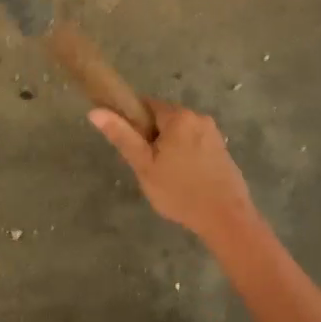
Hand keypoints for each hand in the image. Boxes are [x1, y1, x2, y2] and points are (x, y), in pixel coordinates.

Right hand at [90, 98, 254, 239]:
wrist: (225, 217)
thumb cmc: (180, 191)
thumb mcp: (144, 165)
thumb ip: (122, 136)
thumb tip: (95, 111)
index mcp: (179, 117)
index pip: (146, 104)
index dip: (133, 122)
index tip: (131, 145)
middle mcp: (199, 117)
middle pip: (164, 119)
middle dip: (152, 137)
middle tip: (146, 166)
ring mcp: (213, 133)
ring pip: (180, 133)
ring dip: (168, 147)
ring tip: (164, 176)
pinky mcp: (222, 149)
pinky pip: (195, 144)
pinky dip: (185, 155)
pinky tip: (183, 178)